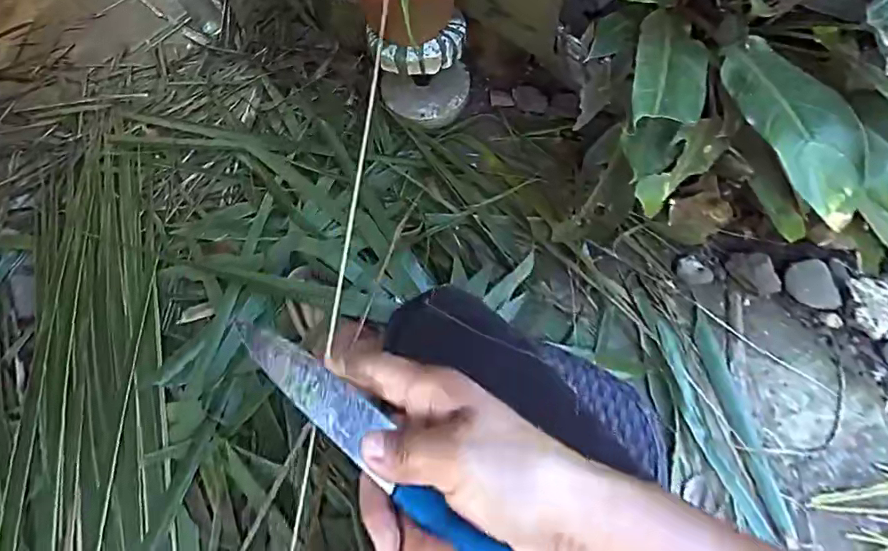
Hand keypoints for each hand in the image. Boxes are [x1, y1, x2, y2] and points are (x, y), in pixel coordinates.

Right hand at [331, 344, 598, 550]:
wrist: (572, 523)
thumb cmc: (517, 473)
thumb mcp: (457, 458)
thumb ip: (405, 450)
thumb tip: (364, 442)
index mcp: (435, 392)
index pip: (379, 367)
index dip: (347, 361)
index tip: (314, 356)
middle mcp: (432, 421)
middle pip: (376, 439)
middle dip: (373, 484)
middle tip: (385, 528)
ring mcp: (440, 462)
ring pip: (390, 483)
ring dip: (391, 519)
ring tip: (402, 546)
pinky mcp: (448, 499)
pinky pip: (412, 512)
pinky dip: (410, 534)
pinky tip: (419, 547)